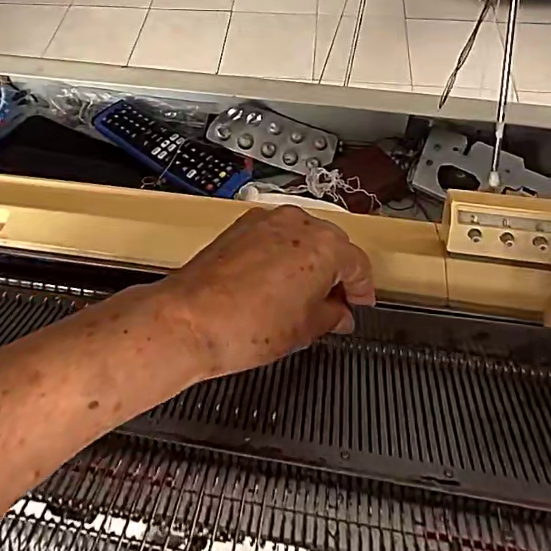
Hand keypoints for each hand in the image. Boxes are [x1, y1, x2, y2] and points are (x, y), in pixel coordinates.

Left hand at [157, 205, 375, 380]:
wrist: (188, 320)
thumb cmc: (241, 325)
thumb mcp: (304, 330)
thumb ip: (333, 316)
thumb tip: (338, 313)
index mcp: (325, 246)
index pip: (359, 264)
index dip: (362, 289)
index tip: (359, 302)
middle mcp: (300, 224)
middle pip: (334, 245)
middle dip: (337, 273)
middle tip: (334, 304)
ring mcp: (270, 220)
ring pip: (304, 237)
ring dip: (309, 261)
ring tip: (301, 295)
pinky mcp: (245, 224)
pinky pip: (277, 235)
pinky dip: (282, 253)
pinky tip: (274, 283)